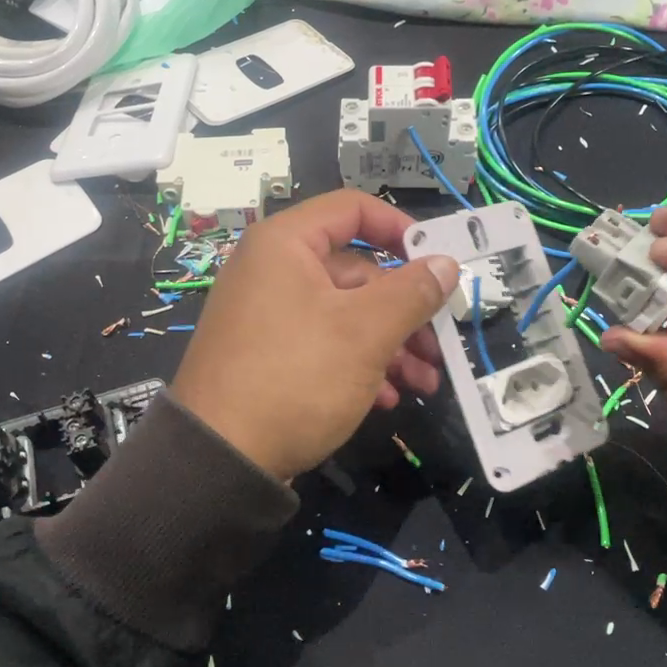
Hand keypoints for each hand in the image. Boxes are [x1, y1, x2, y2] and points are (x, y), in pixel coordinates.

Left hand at [171, 191, 460, 481]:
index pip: (353, 209)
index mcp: (286, 244)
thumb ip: (412, 292)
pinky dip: (359, 365)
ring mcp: (267, 315)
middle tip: (440, 347)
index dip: (401, 229)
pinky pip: (323, 343)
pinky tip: (386, 399)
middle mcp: (272, 270)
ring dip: (391, 345)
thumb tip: (447, 264)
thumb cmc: (296, 376)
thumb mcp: (365, 332)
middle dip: (406, 311)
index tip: (439, 261)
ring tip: (424, 384)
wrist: (220, 458)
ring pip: (345, 313)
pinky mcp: (267, 355)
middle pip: (356, 271)